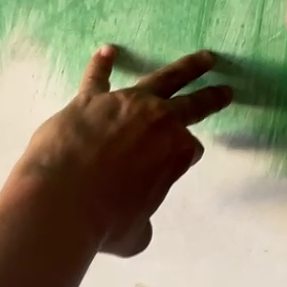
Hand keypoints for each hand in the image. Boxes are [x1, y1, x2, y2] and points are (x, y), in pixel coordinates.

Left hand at [4, 48, 233, 257]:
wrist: (60, 202)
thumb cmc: (102, 223)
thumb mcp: (134, 234)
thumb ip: (142, 222)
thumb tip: (137, 225)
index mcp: (176, 152)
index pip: (190, 150)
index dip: (184, 158)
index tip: (178, 163)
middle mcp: (158, 122)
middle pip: (193, 104)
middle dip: (212, 96)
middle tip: (226, 90)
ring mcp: (125, 104)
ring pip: (162, 79)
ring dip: (185, 68)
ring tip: (202, 59)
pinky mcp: (91, 99)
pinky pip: (98, 76)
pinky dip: (102, 63)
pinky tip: (107, 52)